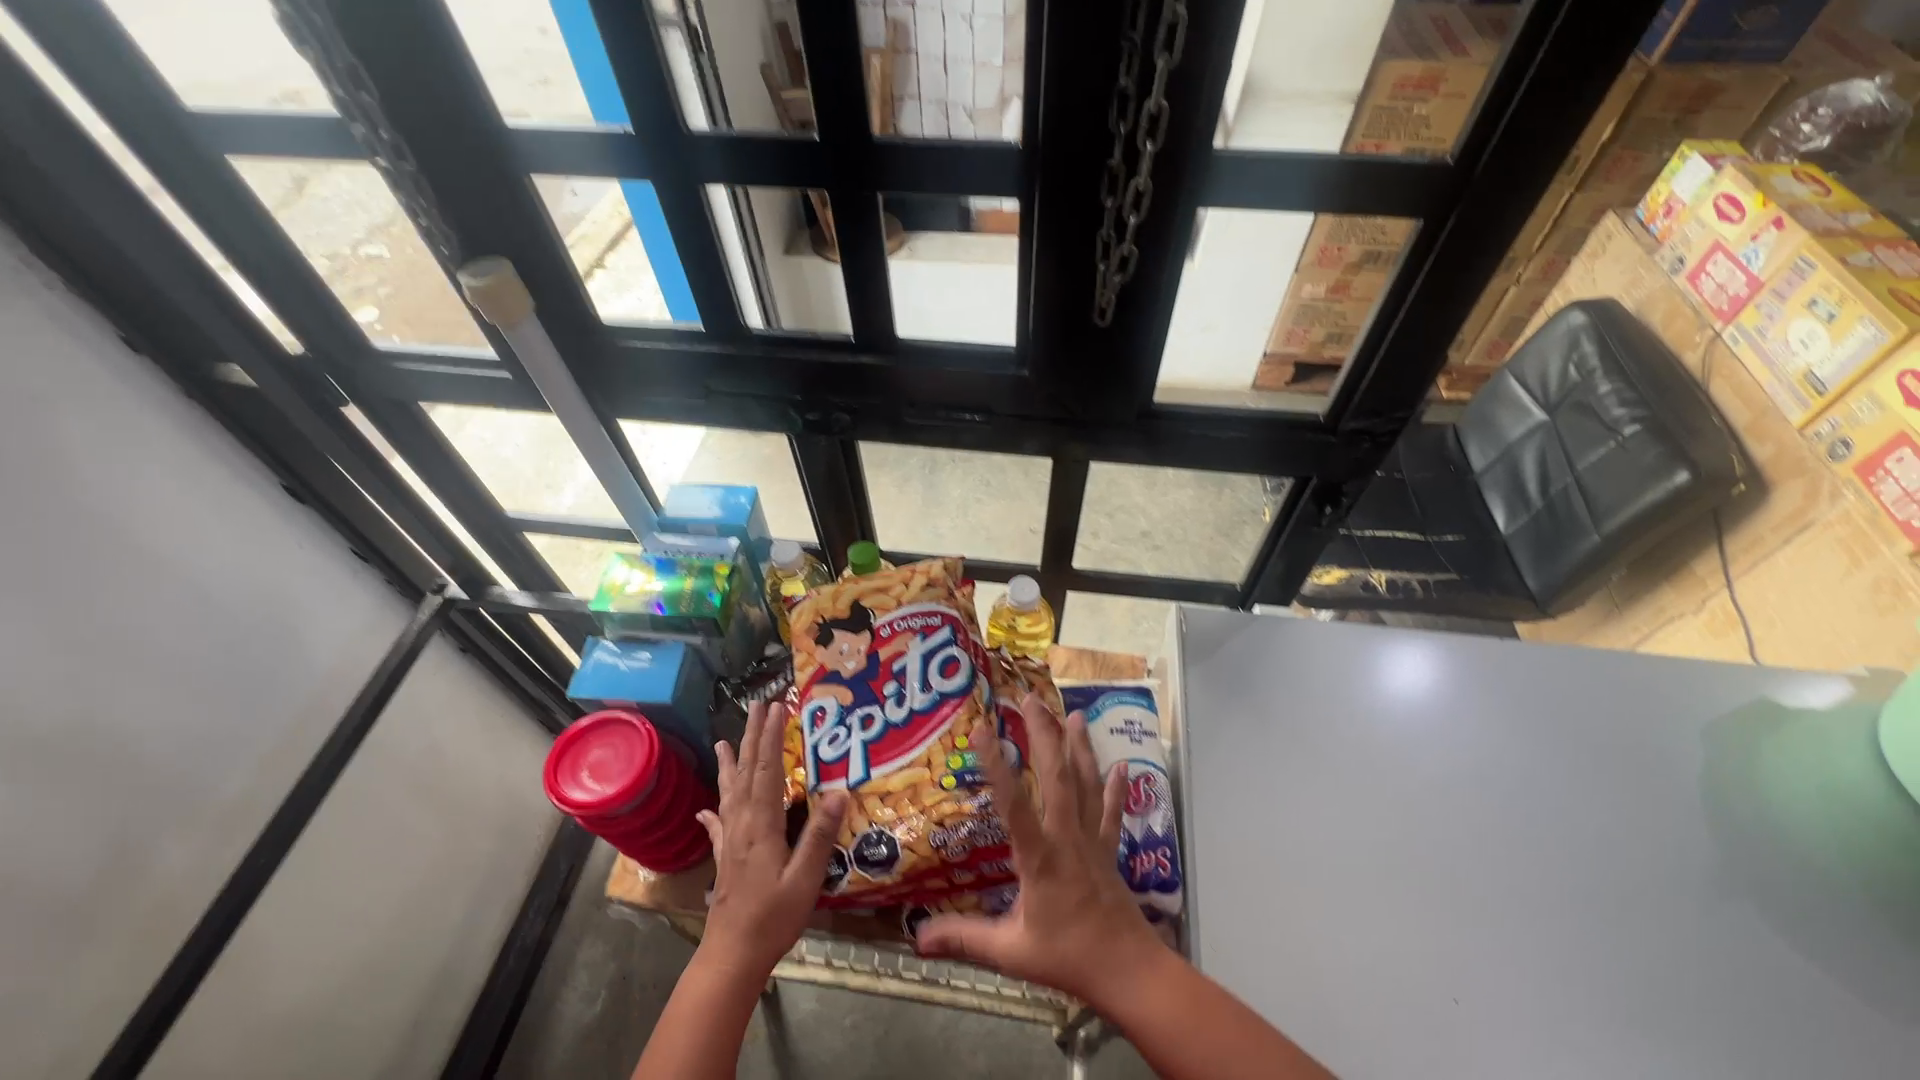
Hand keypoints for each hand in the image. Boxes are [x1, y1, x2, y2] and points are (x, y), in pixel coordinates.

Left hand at [694, 700, 846, 978]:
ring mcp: (730, 842)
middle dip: (752, 737)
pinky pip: (718, 825)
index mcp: (762, 825)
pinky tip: (705, 809)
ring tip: (721, 741)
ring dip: (729, 764)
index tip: (777, 707)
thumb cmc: (773, 917)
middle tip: (756, 706)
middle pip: (746, 772)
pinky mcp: (725, 859)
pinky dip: (714, 811)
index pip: (767, 770)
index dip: (771, 737)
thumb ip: (819, 835)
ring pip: (729, 792)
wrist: (732, 954)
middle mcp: (742, 825)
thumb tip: (837, 791)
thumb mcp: (805, 878)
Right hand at [915, 692, 1166, 1002]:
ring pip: (1087, 786)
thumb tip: (915, 939)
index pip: (1014, 804)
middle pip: (1057, 777)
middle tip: (1030, 700)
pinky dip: (1117, 789)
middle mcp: (1067, 839)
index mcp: (1040, 858)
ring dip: (1080, 748)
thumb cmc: (1068, 959)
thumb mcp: (1010, 953)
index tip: (982, 727)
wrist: (1129, 972)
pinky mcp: (1110, 853)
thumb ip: (964, 938)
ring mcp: (1093, 842)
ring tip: (1073, 714)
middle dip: (1043, 735)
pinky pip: (1114, 814)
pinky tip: (1123, 765)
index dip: (997, 765)